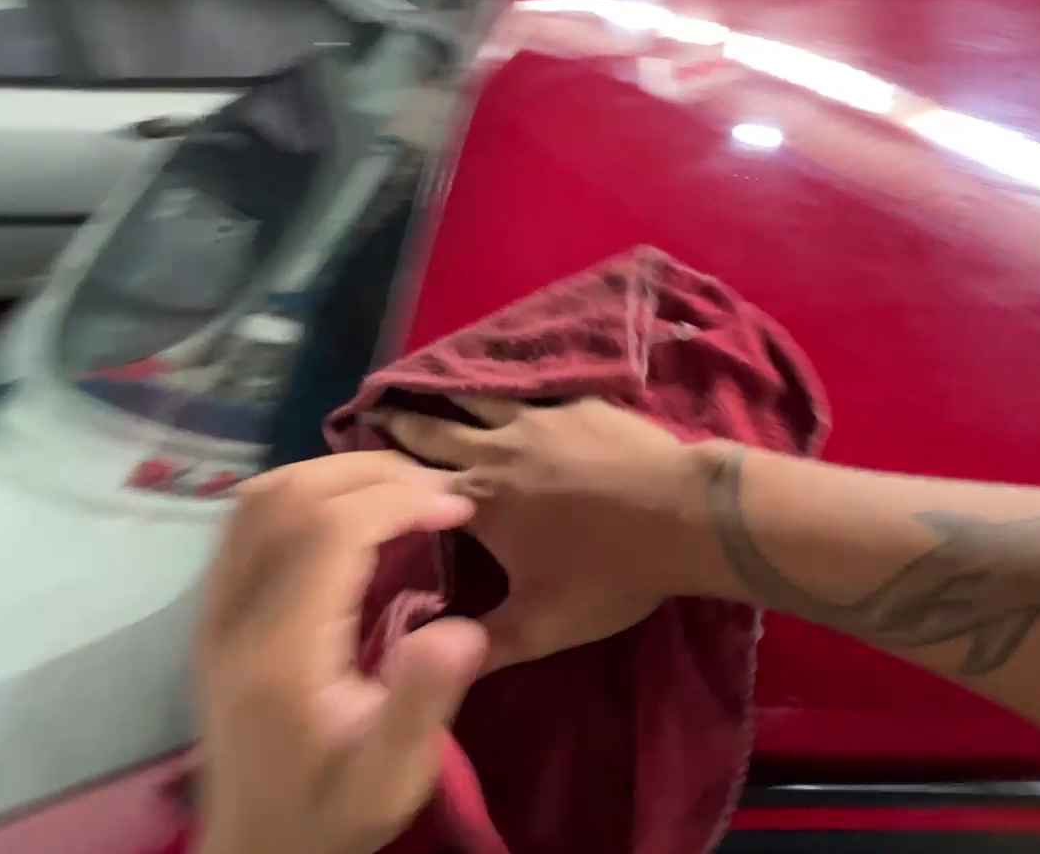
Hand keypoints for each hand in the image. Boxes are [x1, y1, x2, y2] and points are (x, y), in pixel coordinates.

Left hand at [197, 452, 487, 853]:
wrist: (249, 850)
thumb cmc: (328, 813)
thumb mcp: (390, 779)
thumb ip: (422, 703)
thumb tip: (462, 627)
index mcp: (278, 653)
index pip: (331, 532)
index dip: (398, 501)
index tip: (457, 508)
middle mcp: (233, 615)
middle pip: (293, 496)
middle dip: (374, 473)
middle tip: (436, 489)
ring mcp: (213, 606)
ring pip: (263, 495)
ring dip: (336, 472)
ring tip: (398, 487)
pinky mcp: (212, 606)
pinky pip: (247, 516)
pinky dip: (302, 488)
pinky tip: (344, 504)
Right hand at [380, 399, 710, 670]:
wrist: (682, 516)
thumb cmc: (609, 572)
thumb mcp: (543, 625)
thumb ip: (484, 644)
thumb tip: (429, 658)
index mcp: (482, 499)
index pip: (416, 481)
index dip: (384, 469)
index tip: (357, 454)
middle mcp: (499, 449)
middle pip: (440, 429)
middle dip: (404, 418)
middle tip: (377, 402)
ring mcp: (541, 419)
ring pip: (483, 400)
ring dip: (453, 393)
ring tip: (431, 381)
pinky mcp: (580, 404)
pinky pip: (534, 390)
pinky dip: (511, 389)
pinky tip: (511, 383)